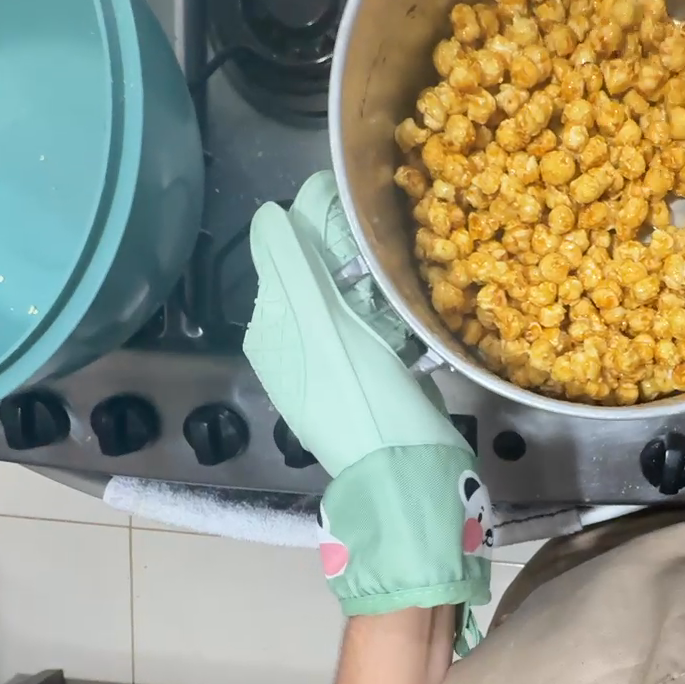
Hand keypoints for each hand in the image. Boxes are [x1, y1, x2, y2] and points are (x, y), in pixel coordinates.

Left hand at [242, 172, 492, 628]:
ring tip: (409, 267)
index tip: (362, 206)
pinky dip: (391, 318)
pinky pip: (374, 334)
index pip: (283, 253)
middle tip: (393, 236)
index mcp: (273, 331)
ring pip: (351, 304)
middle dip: (352, 253)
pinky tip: (414, 313)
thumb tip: (270, 212)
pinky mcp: (369, 386)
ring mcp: (333, 369)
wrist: (406, 477)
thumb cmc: (364, 400)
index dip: (318, 222)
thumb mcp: (322, 326)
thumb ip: (293, 267)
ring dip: (376, 284)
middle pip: (319, 278)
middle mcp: (295, 348)